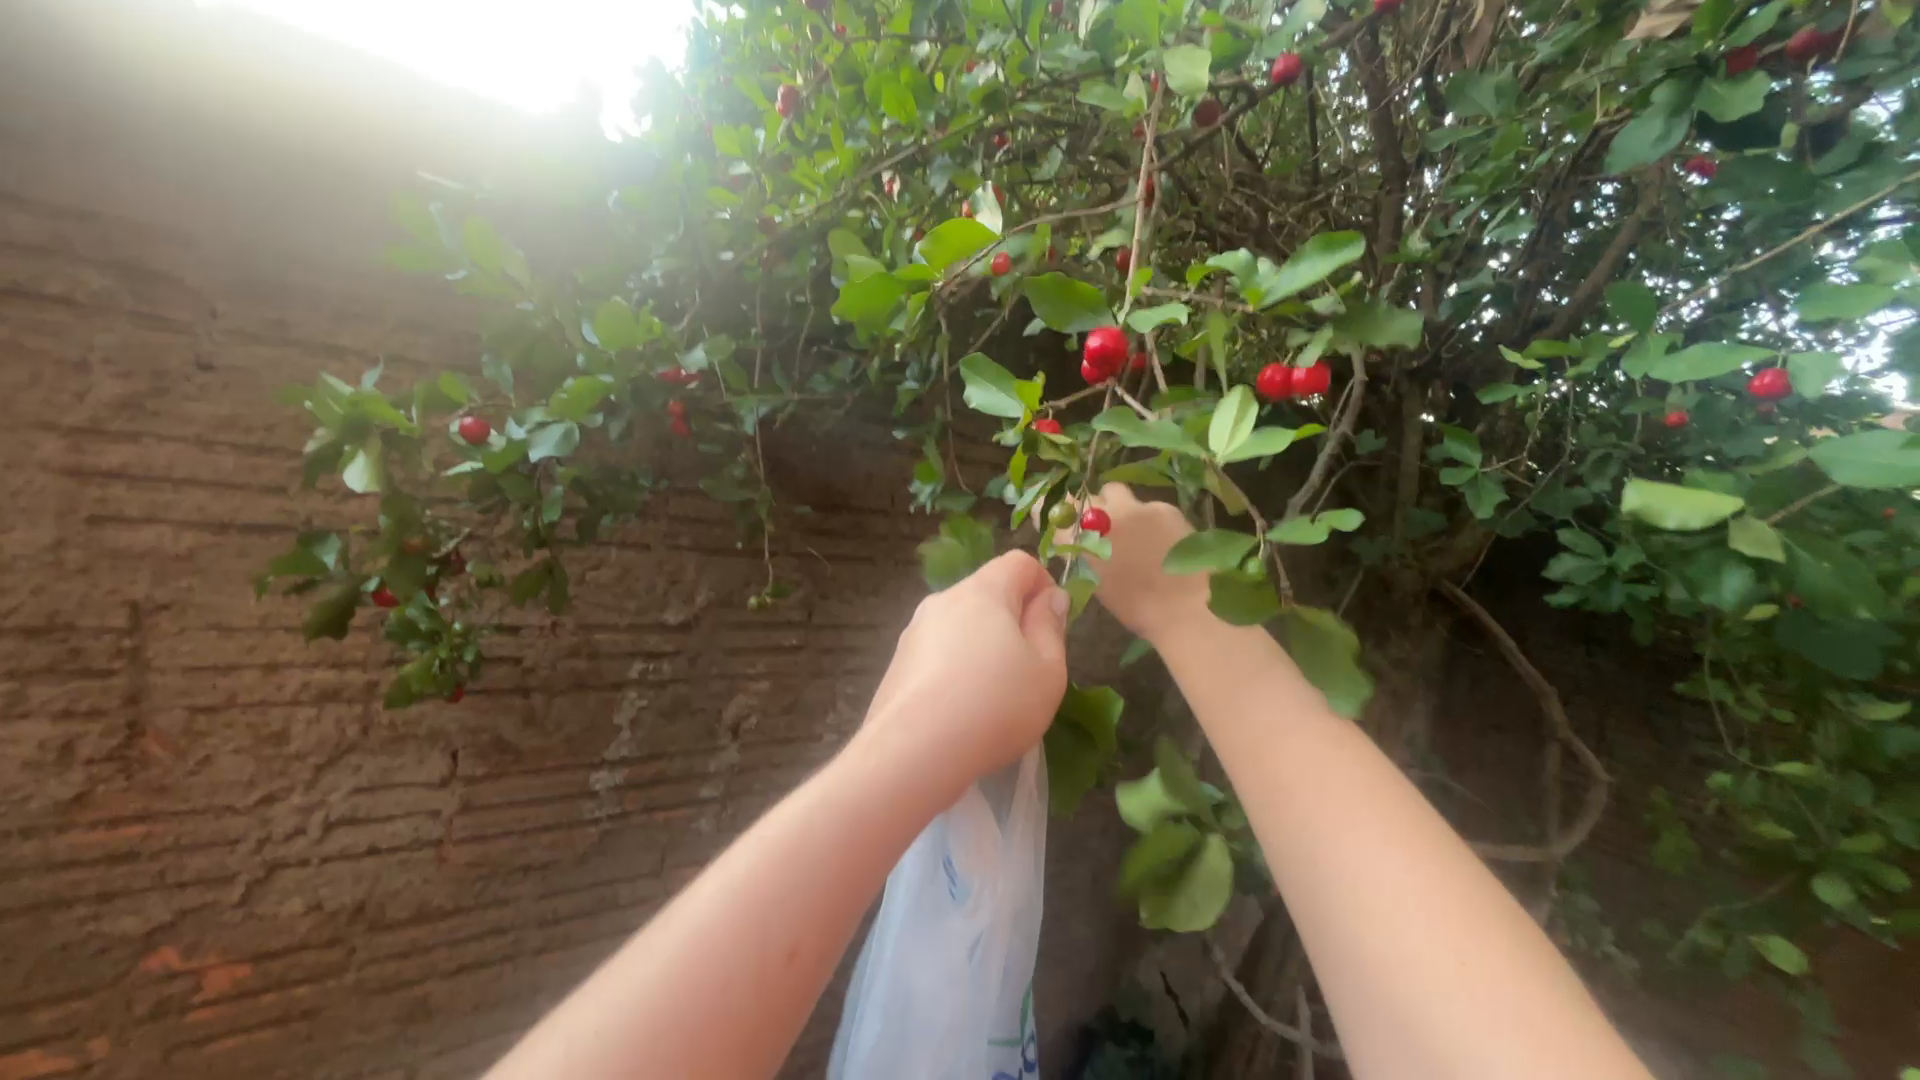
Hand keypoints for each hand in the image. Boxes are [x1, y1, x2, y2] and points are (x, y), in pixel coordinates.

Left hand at [849, 551, 1068, 794]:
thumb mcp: (1047, 670)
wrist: (913, 753)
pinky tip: (961, 711)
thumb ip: (1051, 627)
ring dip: (982, 647)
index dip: (1043, 585)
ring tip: (994, 696)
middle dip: (1012, 620)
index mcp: (982, 592)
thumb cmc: (995, 706)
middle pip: (986, 593)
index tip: (1052, 625)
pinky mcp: (896, 666)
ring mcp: (913, 633)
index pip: (1018, 563)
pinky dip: (954, 671)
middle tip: (1029, 667)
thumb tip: (1049, 597)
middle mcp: (942, 601)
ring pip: (959, 626)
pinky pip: (937, 655)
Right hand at [1070, 484, 1209, 642]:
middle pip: (1088, 497)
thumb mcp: (1099, 582)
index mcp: (1082, 543)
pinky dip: (1150, 517)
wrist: (1183, 608)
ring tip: (1136, 529)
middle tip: (1105, 525)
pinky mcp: (1162, 506)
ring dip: (1120, 508)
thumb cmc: (1137, 608)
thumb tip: (1083, 540)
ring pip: (1117, 493)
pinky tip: (1162, 537)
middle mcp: (1102, 519)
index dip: (1056, 513)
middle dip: (1093, 507)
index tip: (1063, 519)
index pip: (1058, 515)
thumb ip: (1087, 554)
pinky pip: (1148, 505)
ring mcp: (1133, 508)